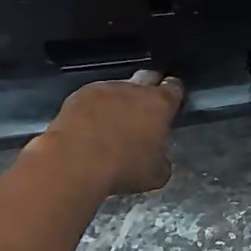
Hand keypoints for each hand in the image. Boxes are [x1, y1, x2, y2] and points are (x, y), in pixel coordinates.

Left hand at [25, 70, 183, 197]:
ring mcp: (105, 89)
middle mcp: (135, 89)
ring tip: (113, 119)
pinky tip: (89, 124)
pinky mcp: (78, 96)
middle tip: (146, 106)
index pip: (174, 88)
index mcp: (161, 104)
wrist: (75, 162)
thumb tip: (159, 160)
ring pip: (118, 87)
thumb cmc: (125, 166)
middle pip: (148, 76)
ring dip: (119, 99)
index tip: (172, 102)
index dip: (174, 93)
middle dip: (149, 86)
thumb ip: (162, 160)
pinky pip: (92, 97)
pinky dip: (94, 107)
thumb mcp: (156, 173)